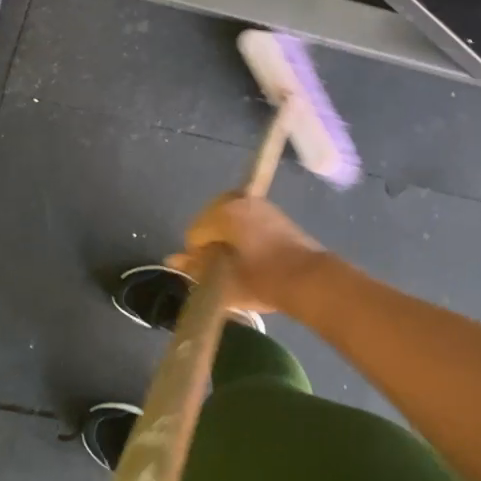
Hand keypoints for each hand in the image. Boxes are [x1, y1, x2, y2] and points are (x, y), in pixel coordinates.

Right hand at [168, 192, 328, 313]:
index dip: (197, 257)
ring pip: (229, 217)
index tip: (209, 275)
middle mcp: (239, 199)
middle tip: (220, 269)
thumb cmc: (262, 280)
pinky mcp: (275, 212)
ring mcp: (259, 203)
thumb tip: (171, 260)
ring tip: (235, 263)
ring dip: (227, 236)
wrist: (309, 280)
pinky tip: (251, 254)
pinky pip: (246, 218)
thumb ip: (195, 268)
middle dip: (211, 242)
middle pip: (210, 220)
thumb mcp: (223, 281)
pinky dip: (242, 232)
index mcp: (223, 212)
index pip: (195, 233)